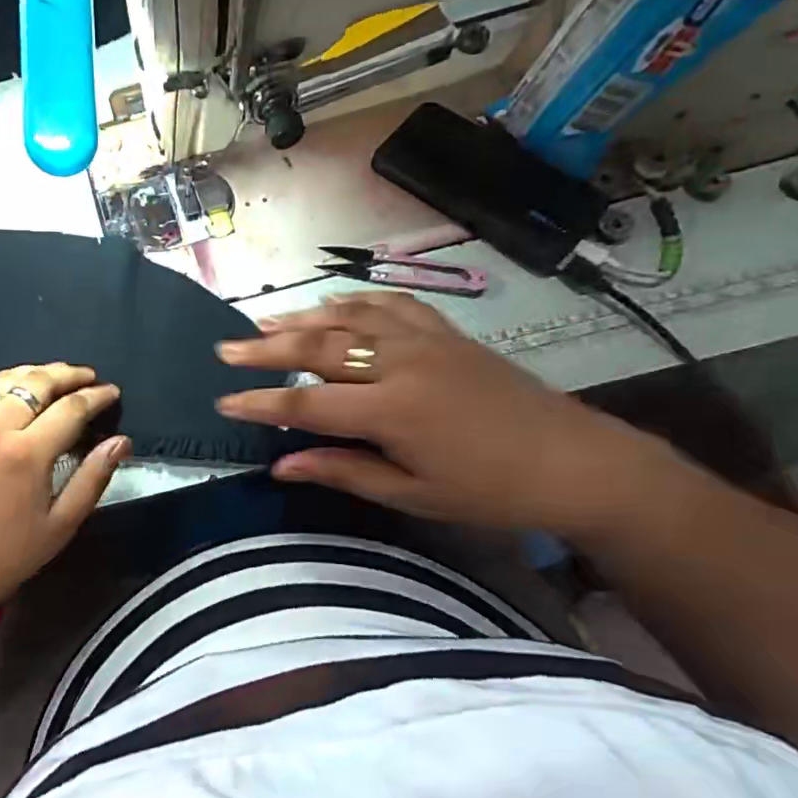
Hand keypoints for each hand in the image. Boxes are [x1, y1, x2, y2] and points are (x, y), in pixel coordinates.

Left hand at [0, 363, 130, 606]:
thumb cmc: (12, 552)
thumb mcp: (63, 523)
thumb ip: (94, 476)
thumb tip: (121, 442)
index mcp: (27, 453)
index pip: (70, 408)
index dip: (96, 396)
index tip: (113, 392)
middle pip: (36, 382)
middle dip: (68, 374)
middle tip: (90, 376)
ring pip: (5, 380)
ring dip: (36, 372)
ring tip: (59, 376)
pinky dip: (6, 383)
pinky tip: (20, 390)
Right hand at [215, 293, 688, 536]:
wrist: (574, 460)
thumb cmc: (490, 490)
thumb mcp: (414, 494)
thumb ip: (344, 471)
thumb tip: (282, 464)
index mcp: (391, 411)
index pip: (306, 404)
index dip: (260, 403)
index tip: (224, 400)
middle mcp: (401, 363)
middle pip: (319, 347)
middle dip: (267, 348)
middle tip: (227, 347)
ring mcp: (426, 341)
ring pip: (350, 318)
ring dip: (304, 317)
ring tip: (266, 320)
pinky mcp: (447, 333)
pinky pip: (392, 306)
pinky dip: (356, 303)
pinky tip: (336, 304)